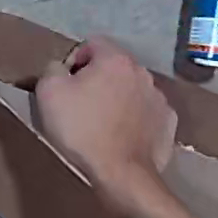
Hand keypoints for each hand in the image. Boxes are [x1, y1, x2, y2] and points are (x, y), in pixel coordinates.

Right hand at [35, 38, 176, 194]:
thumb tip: (61, 68)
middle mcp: (143, 72)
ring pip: (131, 89)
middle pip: (113, 67)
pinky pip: (146, 113)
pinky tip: (121, 136)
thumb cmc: (82, 129)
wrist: (121, 175)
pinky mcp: (168, 124)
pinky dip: (134, 119)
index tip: (66, 85)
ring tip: (102, 124)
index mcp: (115, 59)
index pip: (92, 43)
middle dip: (97, 79)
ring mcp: (159, 98)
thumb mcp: (49, 92)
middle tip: (80, 105)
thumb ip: (53, 68)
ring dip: (117, 98)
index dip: (75, 60)